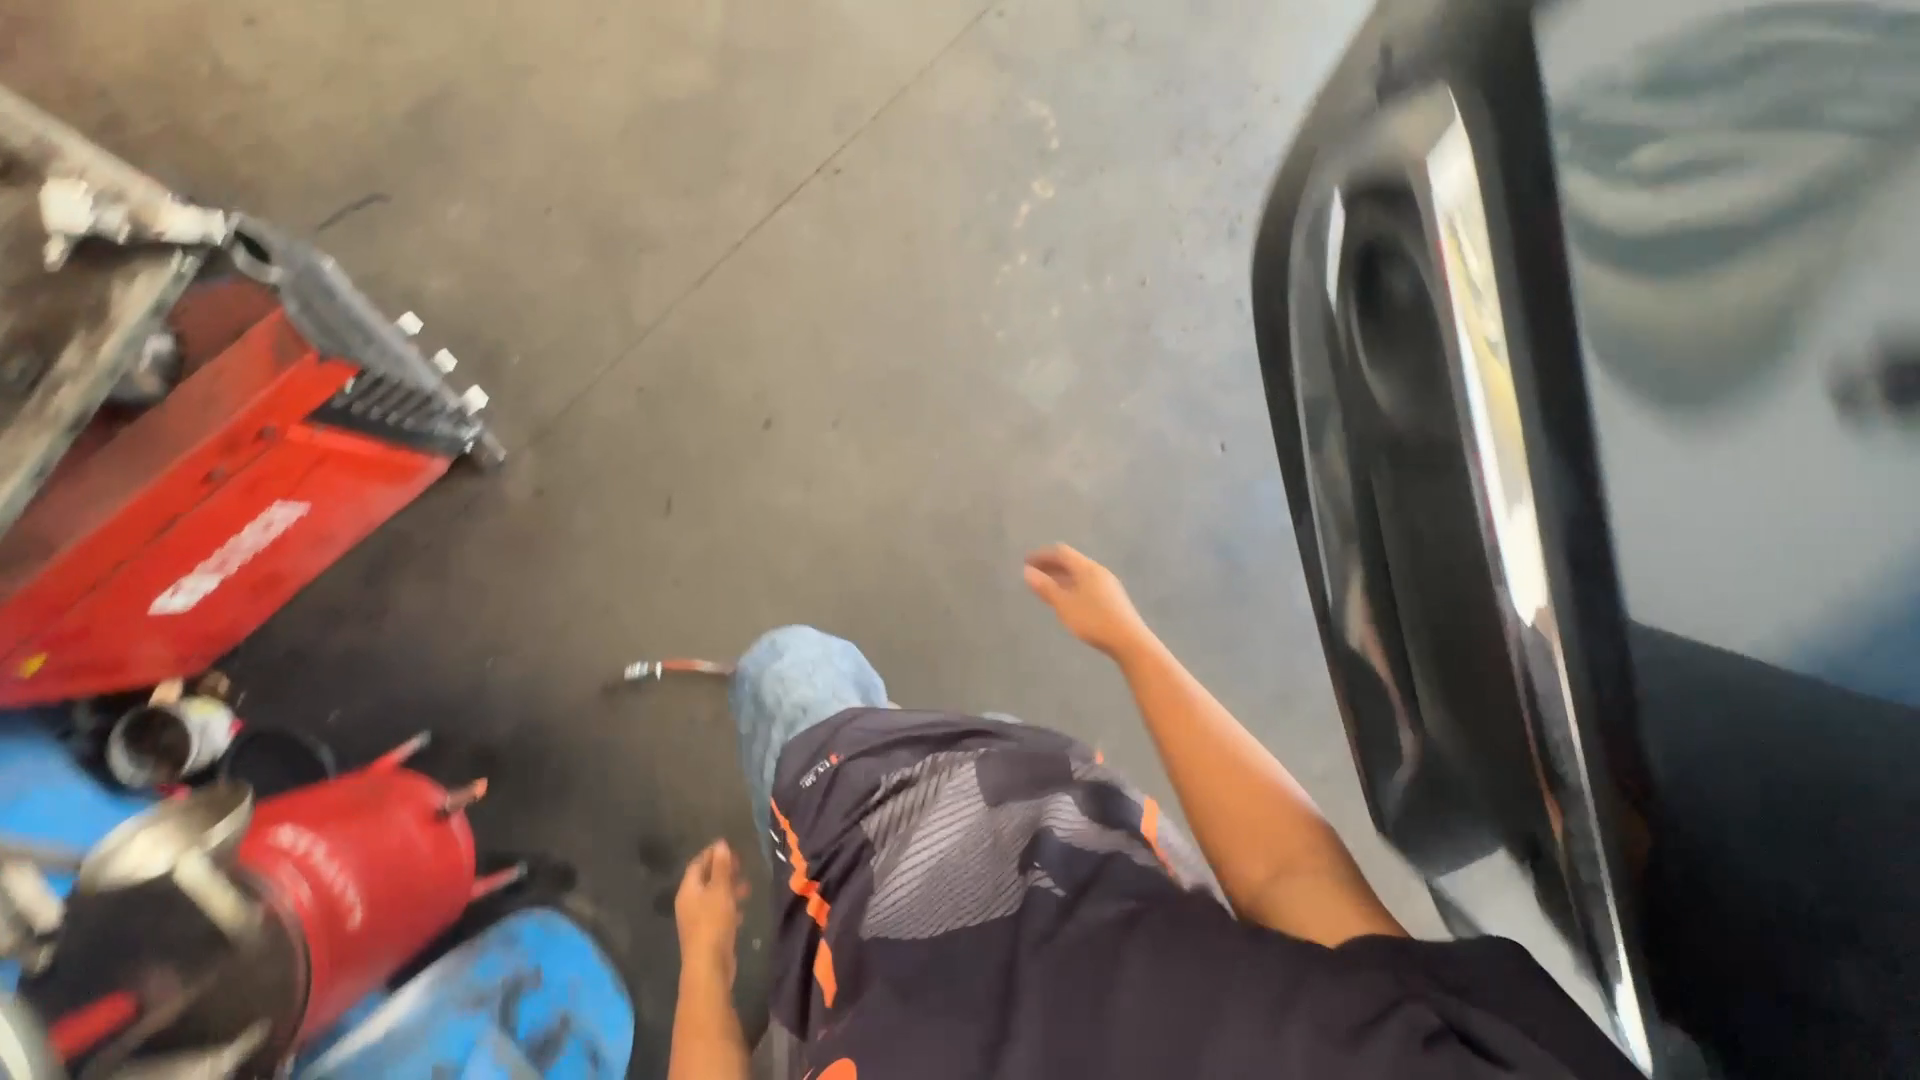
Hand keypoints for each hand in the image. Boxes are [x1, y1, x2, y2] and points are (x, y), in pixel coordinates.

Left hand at [676, 840, 746, 984]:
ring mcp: (696, 920)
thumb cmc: (713, 922)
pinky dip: (729, 907)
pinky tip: (742, 911)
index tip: (729, 846)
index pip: (697, 864)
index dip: (711, 854)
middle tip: (741, 864)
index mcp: (688, 890)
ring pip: (713, 897)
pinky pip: (717, 914)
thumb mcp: (720, 890)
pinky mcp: (707, 934)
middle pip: (705, 880)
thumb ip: (721, 867)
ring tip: (747, 886)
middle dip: (722, 871)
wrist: (708, 965)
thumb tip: (720, 844)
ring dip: (728, 889)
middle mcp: (689, 903)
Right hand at [1024, 544, 1152, 657]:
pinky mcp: (1112, 597)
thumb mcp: (1064, 604)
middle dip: (1051, 565)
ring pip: (1079, 574)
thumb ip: (1046, 587)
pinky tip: (1066, 598)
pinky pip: (1086, 583)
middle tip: (1033, 573)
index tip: (1026, 561)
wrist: (1129, 640)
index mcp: (1086, 568)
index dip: (1042, 555)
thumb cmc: (1093, 620)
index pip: (1061, 552)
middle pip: (1071, 561)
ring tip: (1046, 586)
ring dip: (1061, 576)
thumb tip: (1027, 572)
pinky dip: (1071, 585)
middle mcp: (1098, 571)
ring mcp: (1107, 584)